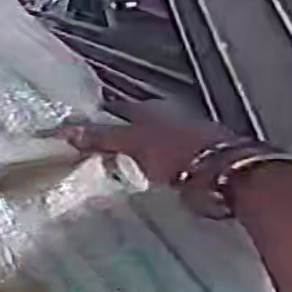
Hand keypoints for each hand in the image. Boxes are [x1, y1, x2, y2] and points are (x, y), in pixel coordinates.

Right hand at [54, 98, 238, 185]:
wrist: (227, 178)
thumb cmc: (177, 152)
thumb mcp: (130, 142)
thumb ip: (99, 137)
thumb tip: (64, 131)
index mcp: (152, 108)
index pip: (114, 111)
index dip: (94, 122)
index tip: (74, 137)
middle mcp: (168, 120)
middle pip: (129, 129)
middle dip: (110, 141)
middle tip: (85, 157)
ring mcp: (182, 143)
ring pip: (143, 149)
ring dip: (128, 159)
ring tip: (106, 173)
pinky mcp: (191, 166)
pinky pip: (156, 168)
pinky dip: (144, 174)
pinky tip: (132, 183)